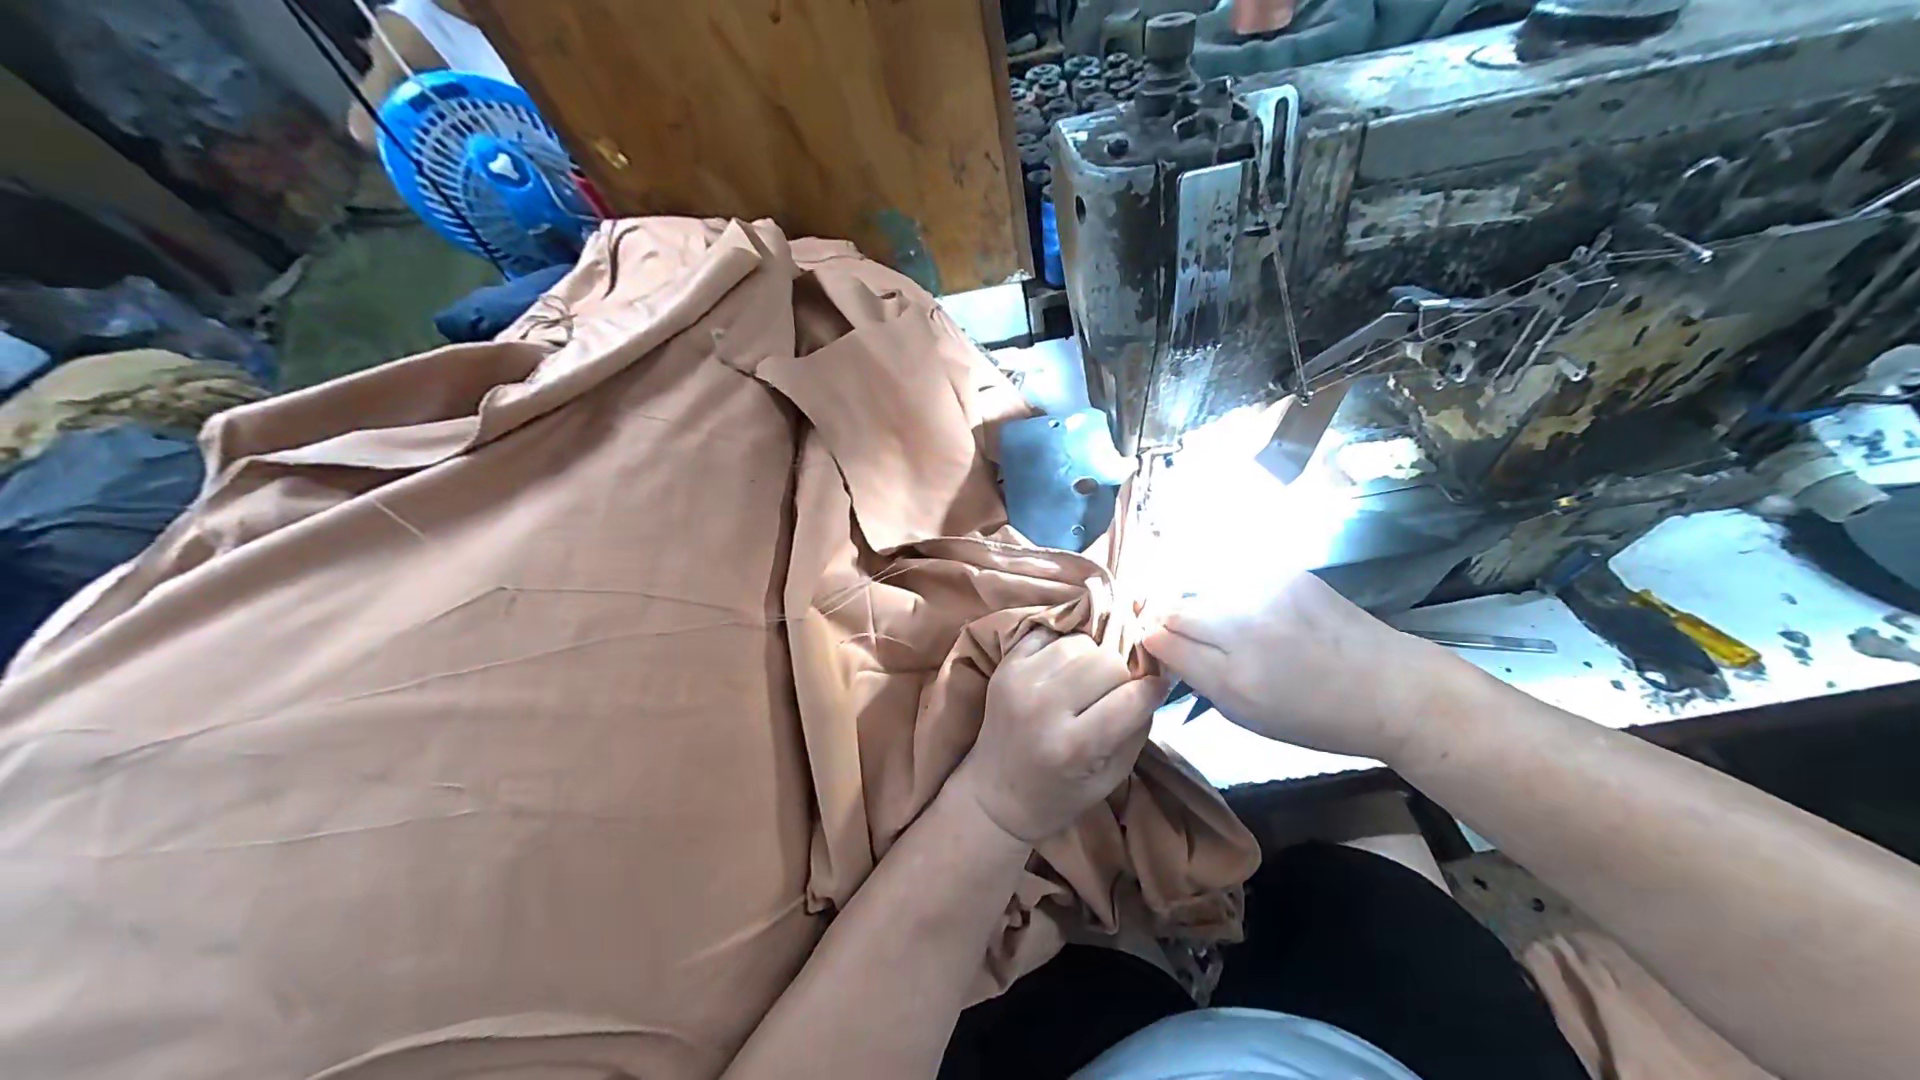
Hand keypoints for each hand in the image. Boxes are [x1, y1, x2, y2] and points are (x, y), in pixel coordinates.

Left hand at [950, 629, 1172, 844]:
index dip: (1152, 689)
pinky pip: (1047, 634)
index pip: (1130, 698)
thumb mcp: (1112, 776)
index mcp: (1072, 747)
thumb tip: (1154, 680)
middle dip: (1121, 674)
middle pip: (1107, 661)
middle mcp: (1042, 709)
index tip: (1156, 689)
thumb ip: (1136, 727)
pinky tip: (1063, 669)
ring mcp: (1019, 683)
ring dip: (1092, 657)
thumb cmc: (1061, 792)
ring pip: (1079, 642)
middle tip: (1116, 690)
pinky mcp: (1005, 667)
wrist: (996, 794)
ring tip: (1086, 680)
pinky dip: (1063, 646)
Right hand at [1143, 571, 1473, 763]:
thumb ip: (1201, 680)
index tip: (1152, 643)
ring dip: (1200, 605)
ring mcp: (1268, 595)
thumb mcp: (1249, 716)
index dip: (1151, 641)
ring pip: (1203, 590)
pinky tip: (1253, 611)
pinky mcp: (1288, 574)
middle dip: (1168, 619)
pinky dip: (1232, 593)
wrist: (1393, 689)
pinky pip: (1237, 579)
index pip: (1163, 641)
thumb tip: (1165, 647)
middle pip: (1176, 610)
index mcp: (1234, 679)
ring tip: (1221, 624)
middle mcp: (1246, 631)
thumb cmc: (1317, 717)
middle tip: (1176, 631)